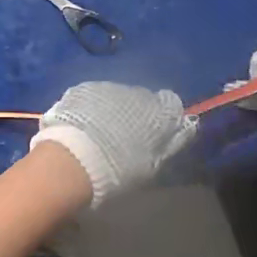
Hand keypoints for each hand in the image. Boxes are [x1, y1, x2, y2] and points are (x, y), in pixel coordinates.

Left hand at [30, 83, 195, 206]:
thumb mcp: (153, 163)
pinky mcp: (79, 89)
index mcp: (160, 111)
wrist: (74, 159)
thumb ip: (169, 143)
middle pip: (139, 99)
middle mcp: (135, 92)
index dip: (162, 119)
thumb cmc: (119, 168)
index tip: (153, 134)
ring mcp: (105, 87)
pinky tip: (79, 125)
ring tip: (96, 132)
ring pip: (112, 96)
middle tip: (121, 136)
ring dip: (109, 109)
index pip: (170, 105)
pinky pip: (89, 96)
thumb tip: (182, 131)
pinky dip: (87, 108)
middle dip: (133, 114)